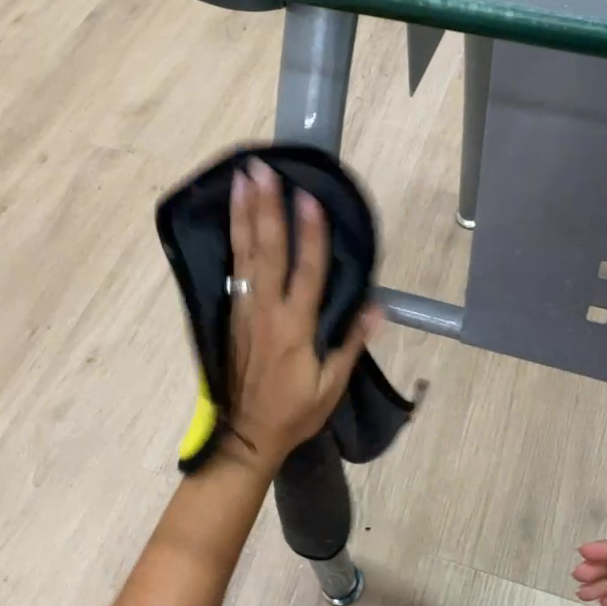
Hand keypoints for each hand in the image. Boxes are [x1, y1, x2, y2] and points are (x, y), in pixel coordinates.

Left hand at [223, 157, 376, 476]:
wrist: (245, 436)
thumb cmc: (294, 412)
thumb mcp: (331, 387)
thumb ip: (351, 344)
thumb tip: (376, 307)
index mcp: (295, 327)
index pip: (306, 272)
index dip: (310, 234)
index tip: (309, 198)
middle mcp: (267, 311)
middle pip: (267, 251)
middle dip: (265, 208)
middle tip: (262, 169)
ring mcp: (244, 310)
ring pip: (244, 254)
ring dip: (243, 215)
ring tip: (241, 179)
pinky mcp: (232, 314)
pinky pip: (233, 270)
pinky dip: (232, 240)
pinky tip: (231, 217)